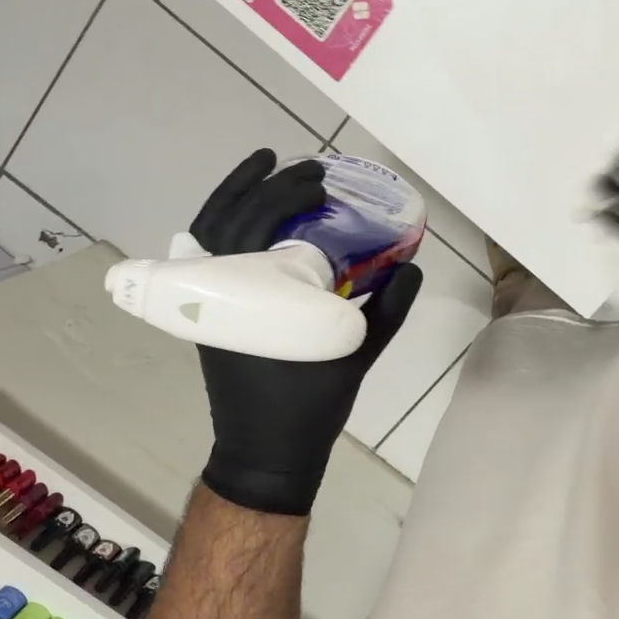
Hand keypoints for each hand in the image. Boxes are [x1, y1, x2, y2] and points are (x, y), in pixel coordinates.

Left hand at [192, 150, 421, 516]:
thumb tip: (412, 268)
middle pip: (230, 219)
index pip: (256, 226)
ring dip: (236, 194)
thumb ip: (389, 312)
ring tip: (264, 164)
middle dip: (267, 186)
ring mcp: (205, 303)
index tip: (321, 183)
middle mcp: (215, 292)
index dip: (286, 195)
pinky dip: (226, 226)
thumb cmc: (306, 408)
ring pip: (209, 231)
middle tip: (309, 171)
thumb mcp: (355, 357)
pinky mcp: (209, 314)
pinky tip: (250, 215)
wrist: (264, 453)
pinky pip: (209, 256)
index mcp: (246, 299)